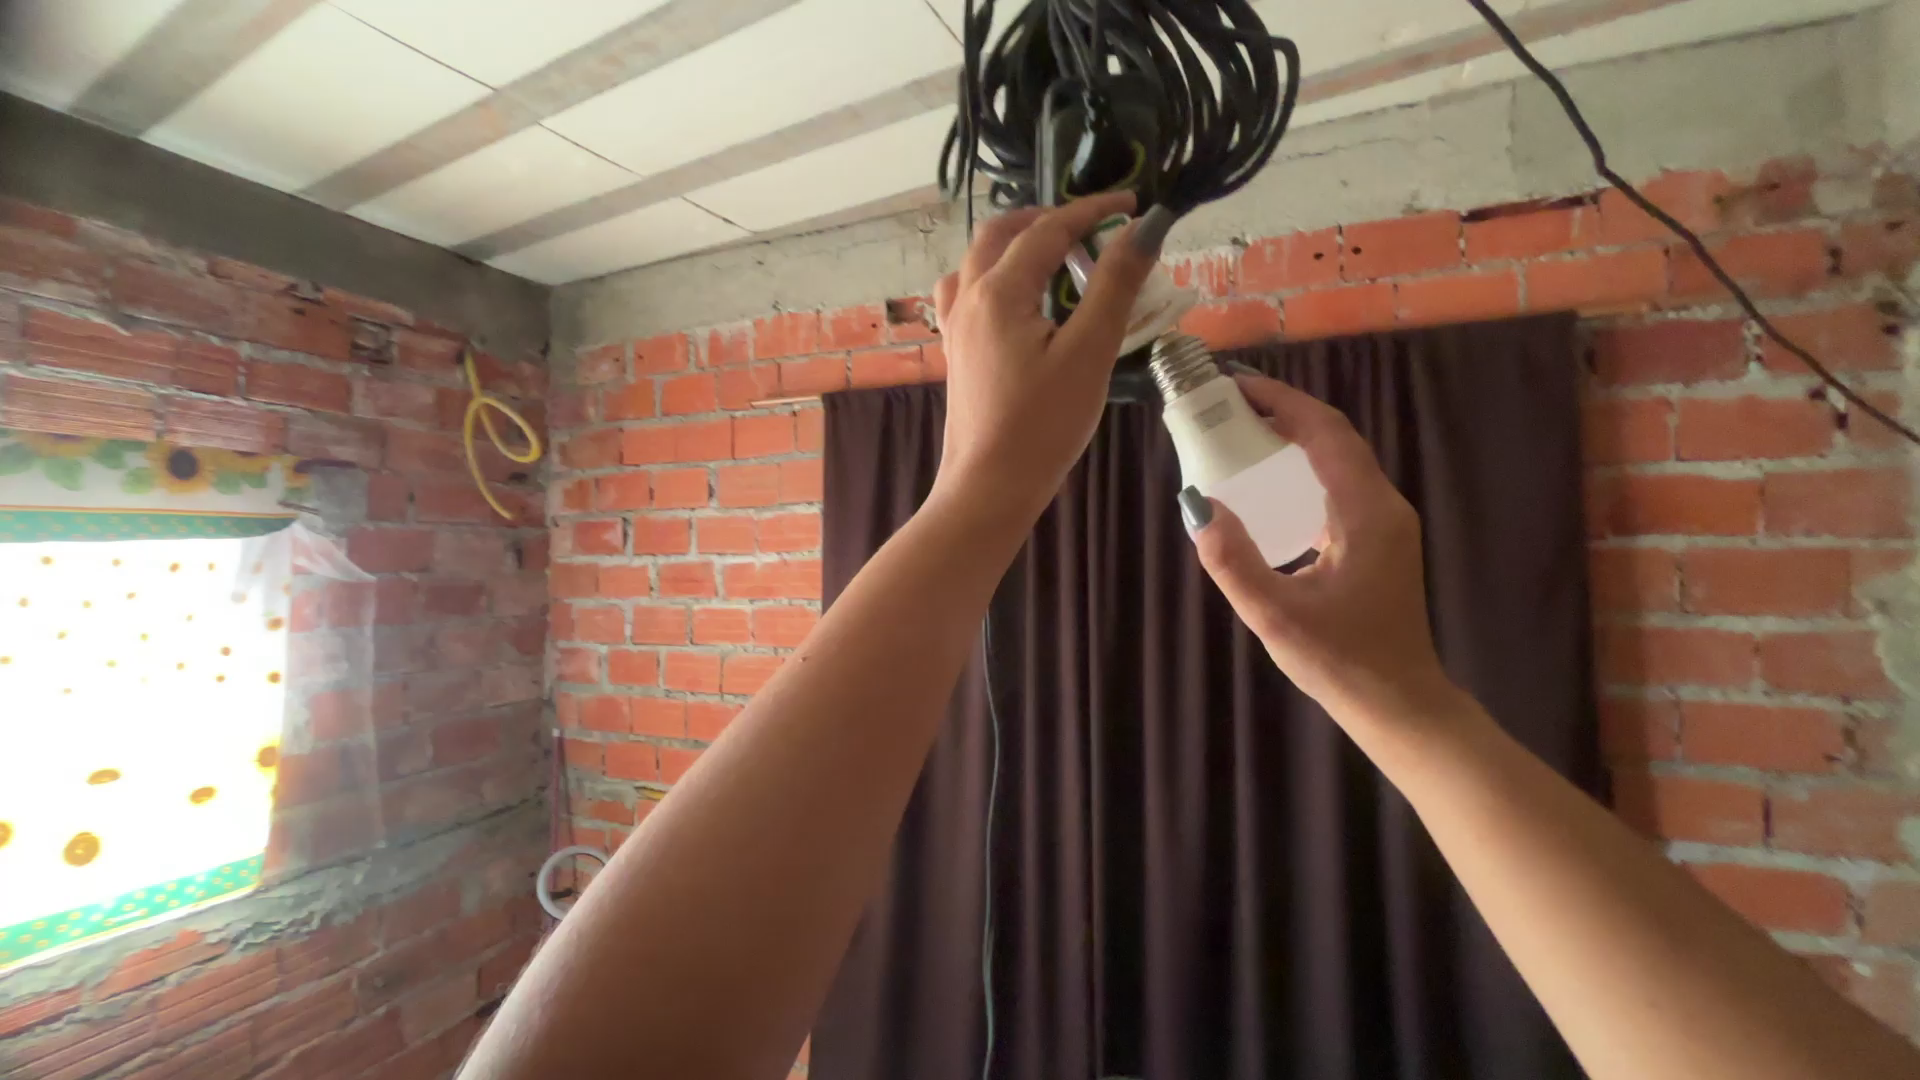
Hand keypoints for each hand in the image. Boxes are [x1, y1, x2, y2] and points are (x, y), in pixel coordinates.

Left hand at [930, 193, 1156, 516]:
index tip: (1131, 204)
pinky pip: (966, 295)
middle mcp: (969, 298)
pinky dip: (992, 278)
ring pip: (977, 261)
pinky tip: (1015, 302)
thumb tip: (1145, 226)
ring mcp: (956, 327)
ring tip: (1053, 258)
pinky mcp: (956, 353)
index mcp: (999, 291)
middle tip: (1090, 228)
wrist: (989, 487)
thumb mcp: (1089, 352)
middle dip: (1046, 219)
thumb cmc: (1042, 425)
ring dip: (1013, 245)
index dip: (1092, 210)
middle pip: (1000, 234)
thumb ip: (1115, 284)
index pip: (1048, 229)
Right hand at [1185, 374, 1457, 721]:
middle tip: (1227, 403)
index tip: (1233, 386)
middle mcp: (1382, 505)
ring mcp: (1384, 521)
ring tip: (1241, 430)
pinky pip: (1338, 482)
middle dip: (1282, 410)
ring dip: (1292, 434)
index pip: (1324, 433)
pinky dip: (1302, 465)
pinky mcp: (1377, 538)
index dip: (1280, 401)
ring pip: (1338, 457)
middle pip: (1333, 436)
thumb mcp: (1275, 616)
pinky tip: (1269, 480)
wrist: (1399, 702)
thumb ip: (1232, 561)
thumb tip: (1197, 506)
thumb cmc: (1340, 661)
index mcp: (1365, 513)